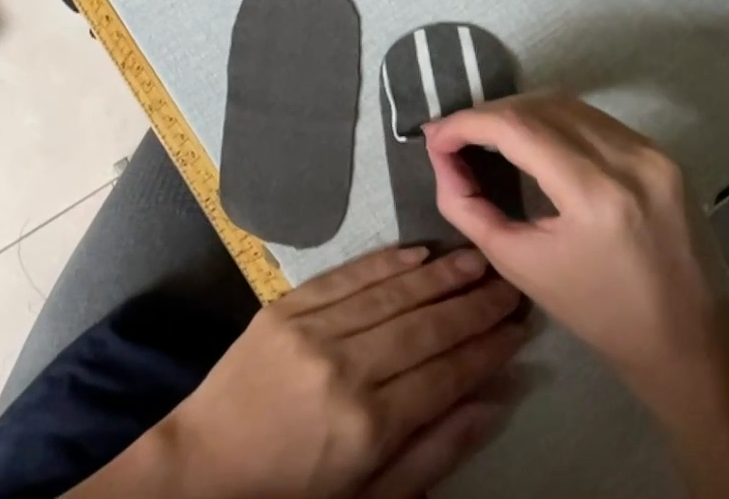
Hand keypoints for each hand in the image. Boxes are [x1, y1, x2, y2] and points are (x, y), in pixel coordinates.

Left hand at [157, 245, 526, 498]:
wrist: (208, 461)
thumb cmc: (297, 489)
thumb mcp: (374, 494)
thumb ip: (437, 450)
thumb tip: (493, 403)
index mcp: (371, 423)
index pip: (447, 373)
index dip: (488, 349)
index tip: (519, 327)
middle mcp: (344, 367)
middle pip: (423, 327)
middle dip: (471, 305)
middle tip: (508, 285)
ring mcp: (309, 331)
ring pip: (387, 295)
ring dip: (435, 275)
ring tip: (473, 260)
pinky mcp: (282, 309)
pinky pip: (341, 277)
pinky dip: (381, 263)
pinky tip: (415, 253)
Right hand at [422, 94, 728, 410]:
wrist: (691, 344)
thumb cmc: (597, 313)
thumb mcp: (516, 263)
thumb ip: (465, 205)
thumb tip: (440, 158)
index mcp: (596, 194)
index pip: (515, 128)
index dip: (465, 123)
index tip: (434, 138)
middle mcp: (630, 161)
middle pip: (537, 106)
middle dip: (485, 115)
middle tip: (453, 138)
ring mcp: (654, 154)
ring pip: (565, 104)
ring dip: (516, 113)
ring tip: (484, 136)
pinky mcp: (663, 157)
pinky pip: (592, 119)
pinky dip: (549, 120)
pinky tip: (529, 141)